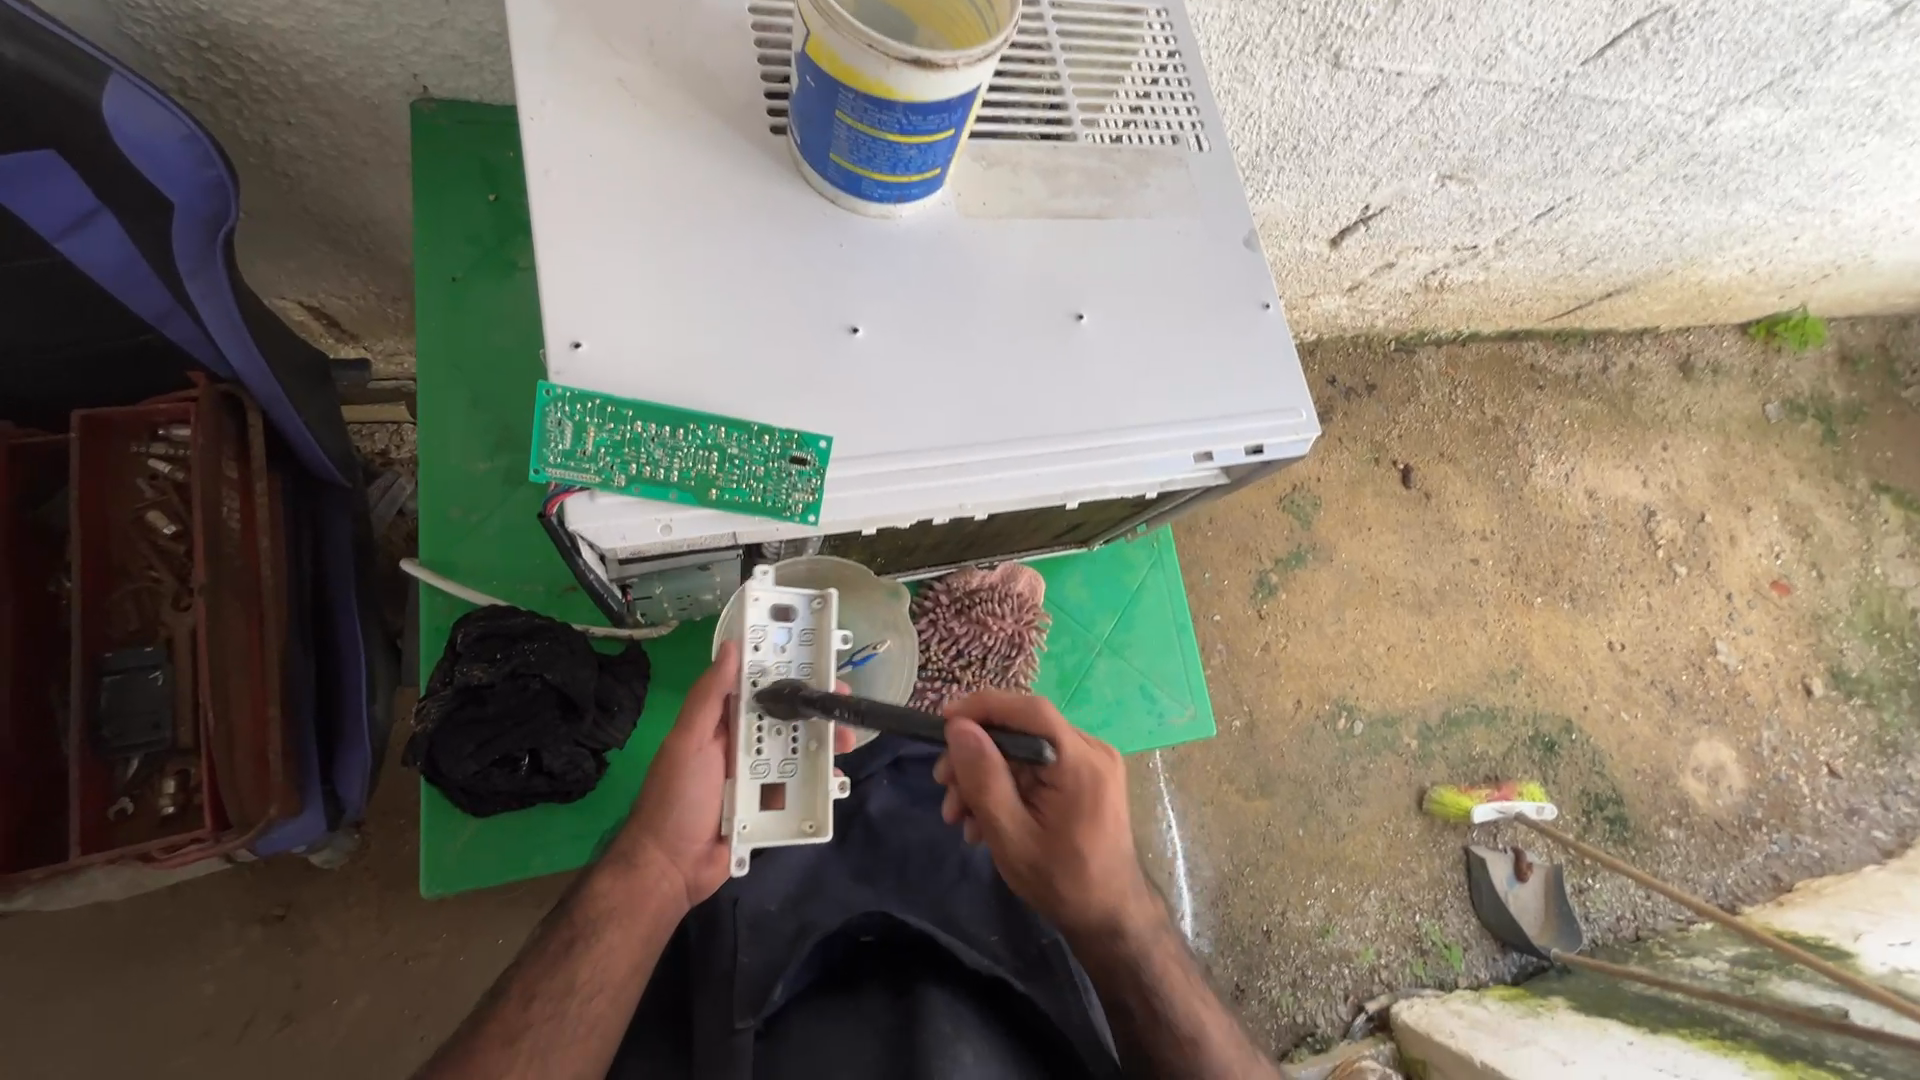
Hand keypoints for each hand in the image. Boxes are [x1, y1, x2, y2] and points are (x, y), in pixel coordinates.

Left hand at [613, 642, 856, 911]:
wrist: (671, 869)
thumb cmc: (676, 798)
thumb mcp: (688, 740)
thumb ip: (709, 696)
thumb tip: (732, 647)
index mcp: (723, 724)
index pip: (760, 688)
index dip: (788, 672)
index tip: (817, 661)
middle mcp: (743, 746)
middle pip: (788, 719)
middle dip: (817, 708)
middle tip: (843, 701)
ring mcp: (759, 777)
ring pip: (800, 752)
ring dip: (825, 744)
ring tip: (846, 740)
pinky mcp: (771, 807)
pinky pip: (802, 790)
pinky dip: (821, 784)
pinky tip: (836, 779)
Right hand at [933, 691, 1161, 941]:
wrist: (1109, 917)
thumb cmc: (1062, 883)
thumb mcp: (1012, 837)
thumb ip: (985, 780)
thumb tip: (958, 728)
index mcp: (1082, 762)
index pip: (1031, 710)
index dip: (984, 706)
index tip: (944, 721)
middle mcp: (1092, 750)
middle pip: (1022, 730)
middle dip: (976, 755)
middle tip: (943, 785)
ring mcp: (1091, 762)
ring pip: (1024, 749)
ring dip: (986, 775)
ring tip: (957, 815)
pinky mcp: (1085, 776)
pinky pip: (1036, 765)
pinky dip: (1007, 784)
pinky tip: (983, 818)